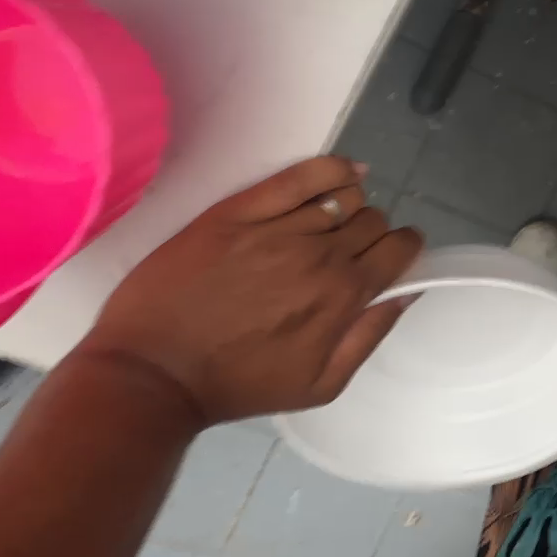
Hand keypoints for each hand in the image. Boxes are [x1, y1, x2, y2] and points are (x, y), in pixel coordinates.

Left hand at [72, 156, 422, 425]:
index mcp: (344, 294)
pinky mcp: (241, 212)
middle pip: (374, 219)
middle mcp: (322, 254)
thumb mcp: (321, 386)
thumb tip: (406, 291)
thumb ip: (371, 336)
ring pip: (346, 195)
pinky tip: (342, 175)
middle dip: (371, 233)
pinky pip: (306, 174)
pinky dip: (335, 169)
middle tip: (344, 252)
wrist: (150, 376)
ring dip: (348, 207)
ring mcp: (280, 228)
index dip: (401, 250)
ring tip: (325, 225)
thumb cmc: (238, 386)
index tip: (385, 259)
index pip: (402, 246)